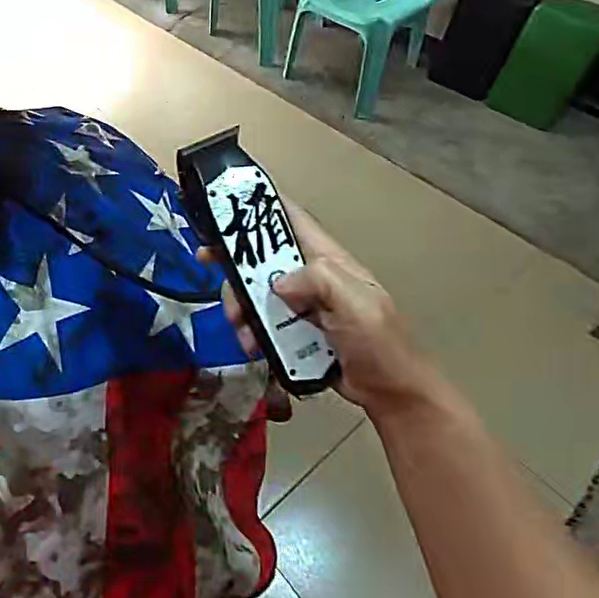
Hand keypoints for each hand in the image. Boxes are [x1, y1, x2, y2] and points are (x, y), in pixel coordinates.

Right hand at [201, 204, 442, 421]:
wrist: (392, 394)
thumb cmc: (381, 344)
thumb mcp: (357, 305)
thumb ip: (319, 282)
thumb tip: (277, 284)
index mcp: (328, 259)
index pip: (291, 218)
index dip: (261, 204)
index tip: (225, 202)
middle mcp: (311, 275)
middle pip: (262, 256)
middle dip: (234, 259)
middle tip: (206, 260)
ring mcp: (302, 305)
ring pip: (257, 292)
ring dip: (240, 306)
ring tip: (240, 329)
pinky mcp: (295, 332)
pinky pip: (262, 322)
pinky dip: (250, 331)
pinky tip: (251, 346)